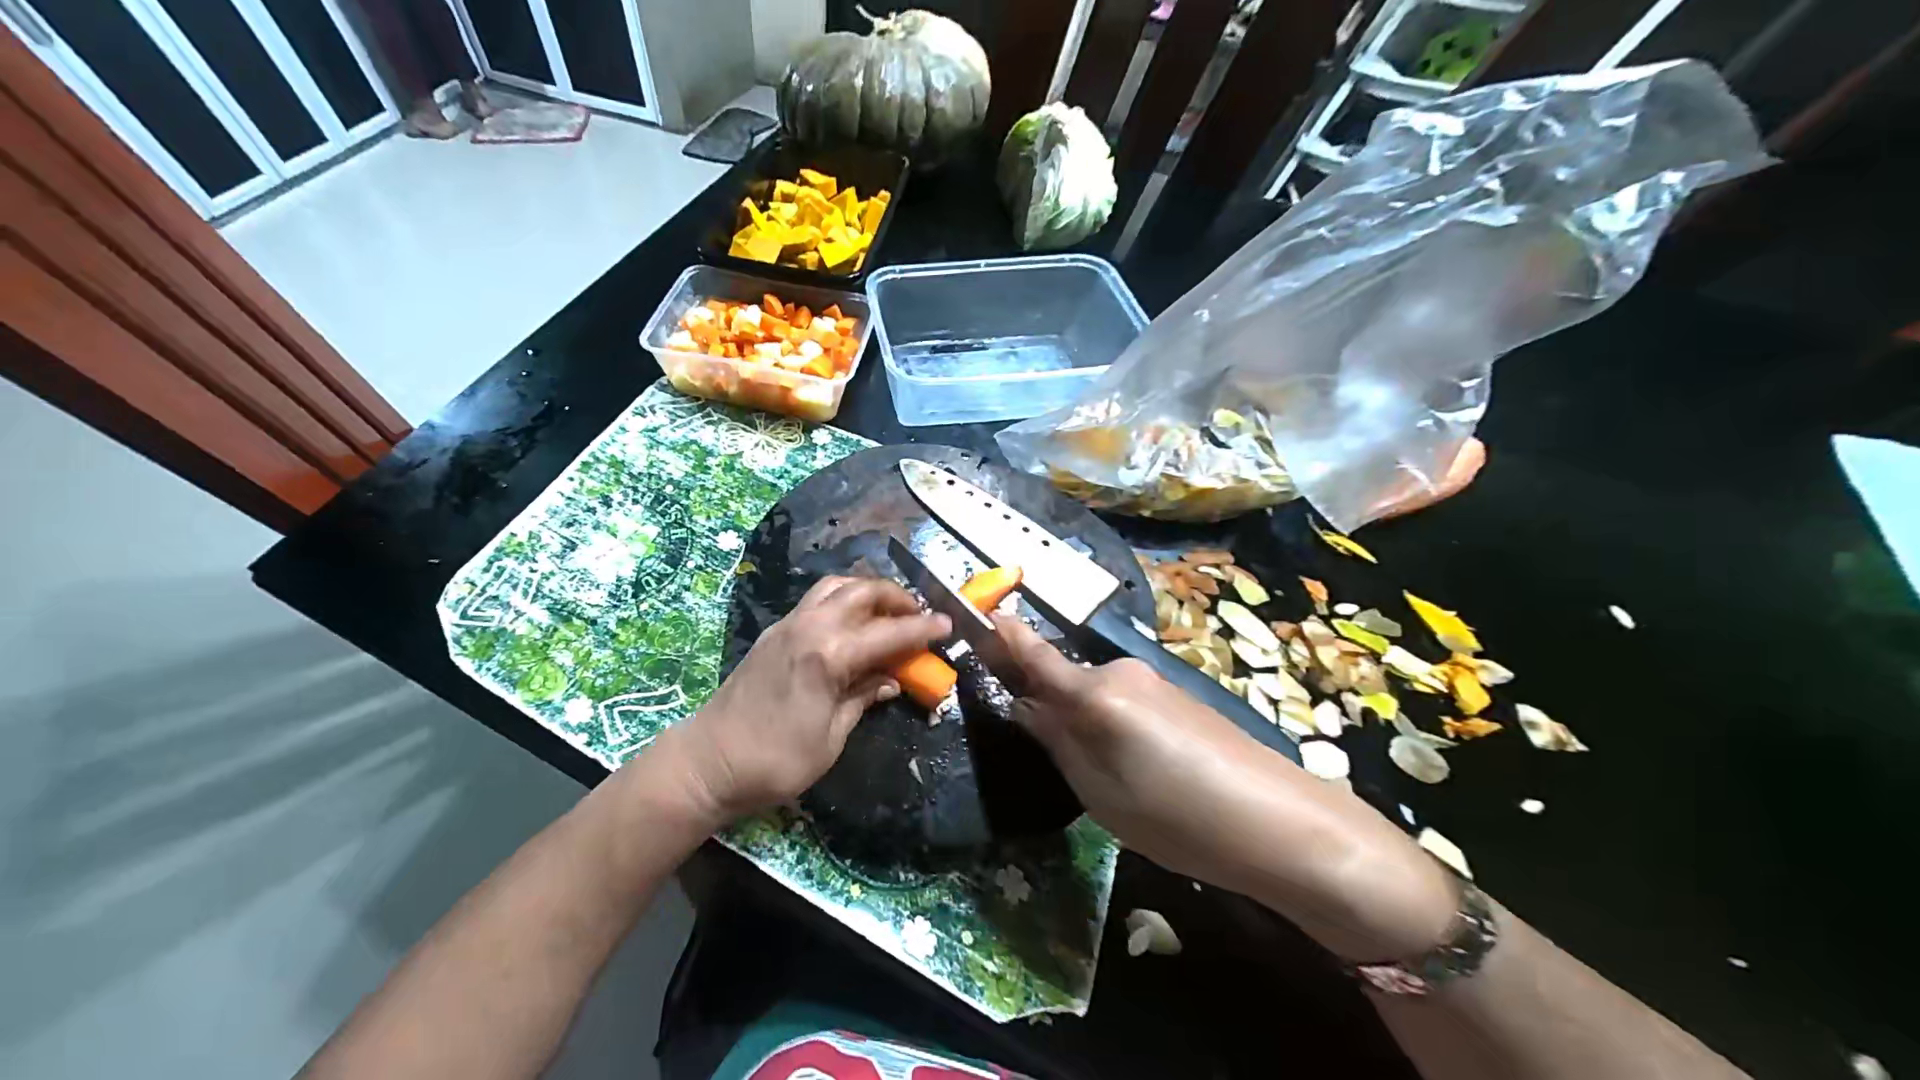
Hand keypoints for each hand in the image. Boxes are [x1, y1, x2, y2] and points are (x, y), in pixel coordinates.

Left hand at [659, 576, 949, 824]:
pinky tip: (853, 625)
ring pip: (836, 586)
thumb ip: (862, 698)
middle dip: (897, 597)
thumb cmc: (775, 761)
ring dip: (867, 592)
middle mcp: (809, 627)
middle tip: (919, 616)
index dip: (922, 629)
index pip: (888, 632)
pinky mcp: (775, 632)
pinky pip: (817, 600)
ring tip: (888, 613)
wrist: (708, 762)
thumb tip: (890, 679)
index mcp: (828, 654)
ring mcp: (788, 625)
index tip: (948, 623)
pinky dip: (843, 600)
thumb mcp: (831, 738)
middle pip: (862, 591)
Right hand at [994, 614, 1458, 961]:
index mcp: (1092, 692)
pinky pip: (1125, 702)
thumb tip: (1024, 705)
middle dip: (1046, 703)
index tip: (973, 614)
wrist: (1279, 823)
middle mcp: (1120, 672)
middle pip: (1065, 678)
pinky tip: (1138, 767)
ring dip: (1083, 719)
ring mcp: (1154, 681)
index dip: (1001, 635)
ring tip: (1103, 776)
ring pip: (1096, 694)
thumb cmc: (1175, 815)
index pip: (1033, 653)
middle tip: (1049, 755)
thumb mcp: (1098, 791)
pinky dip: (1113, 723)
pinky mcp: (1178, 696)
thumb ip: (1056, 741)